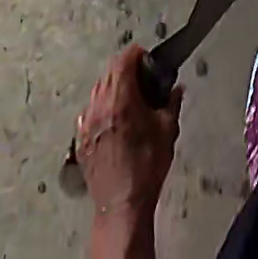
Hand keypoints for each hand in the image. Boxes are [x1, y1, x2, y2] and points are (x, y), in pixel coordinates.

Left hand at [76, 45, 181, 217]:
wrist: (122, 204)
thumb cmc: (146, 169)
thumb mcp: (168, 132)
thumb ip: (172, 104)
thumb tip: (177, 90)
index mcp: (121, 100)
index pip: (123, 61)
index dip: (136, 54)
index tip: (145, 57)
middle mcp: (99, 107)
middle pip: (108, 72)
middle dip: (125, 68)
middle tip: (141, 76)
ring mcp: (86, 123)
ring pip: (97, 90)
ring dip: (112, 85)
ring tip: (129, 97)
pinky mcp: (80, 138)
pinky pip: (89, 110)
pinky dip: (101, 106)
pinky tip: (114, 118)